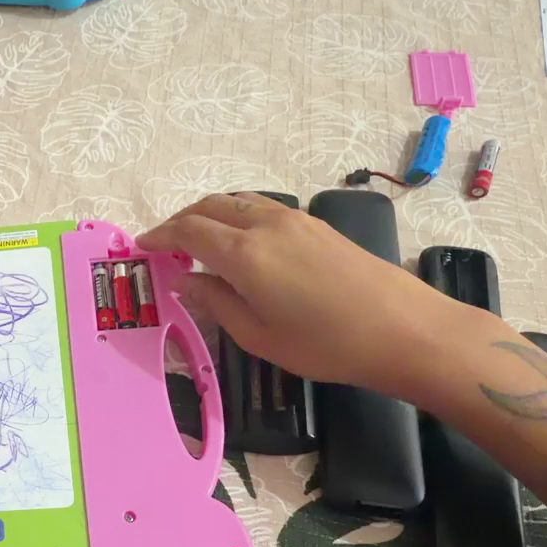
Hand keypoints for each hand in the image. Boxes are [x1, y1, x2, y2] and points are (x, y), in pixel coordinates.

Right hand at [138, 193, 507, 404]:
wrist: (405, 330)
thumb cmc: (324, 344)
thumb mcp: (257, 335)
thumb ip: (214, 301)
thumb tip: (184, 280)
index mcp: (244, 254)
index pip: (187, 231)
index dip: (159, 236)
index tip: (141, 247)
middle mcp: (266, 224)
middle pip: (210, 206)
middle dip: (180, 221)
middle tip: (163, 245)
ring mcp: (295, 220)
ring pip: (238, 201)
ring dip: (209, 214)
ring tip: (196, 241)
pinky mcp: (317, 225)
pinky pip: (261, 207)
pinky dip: (236, 216)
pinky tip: (237, 242)